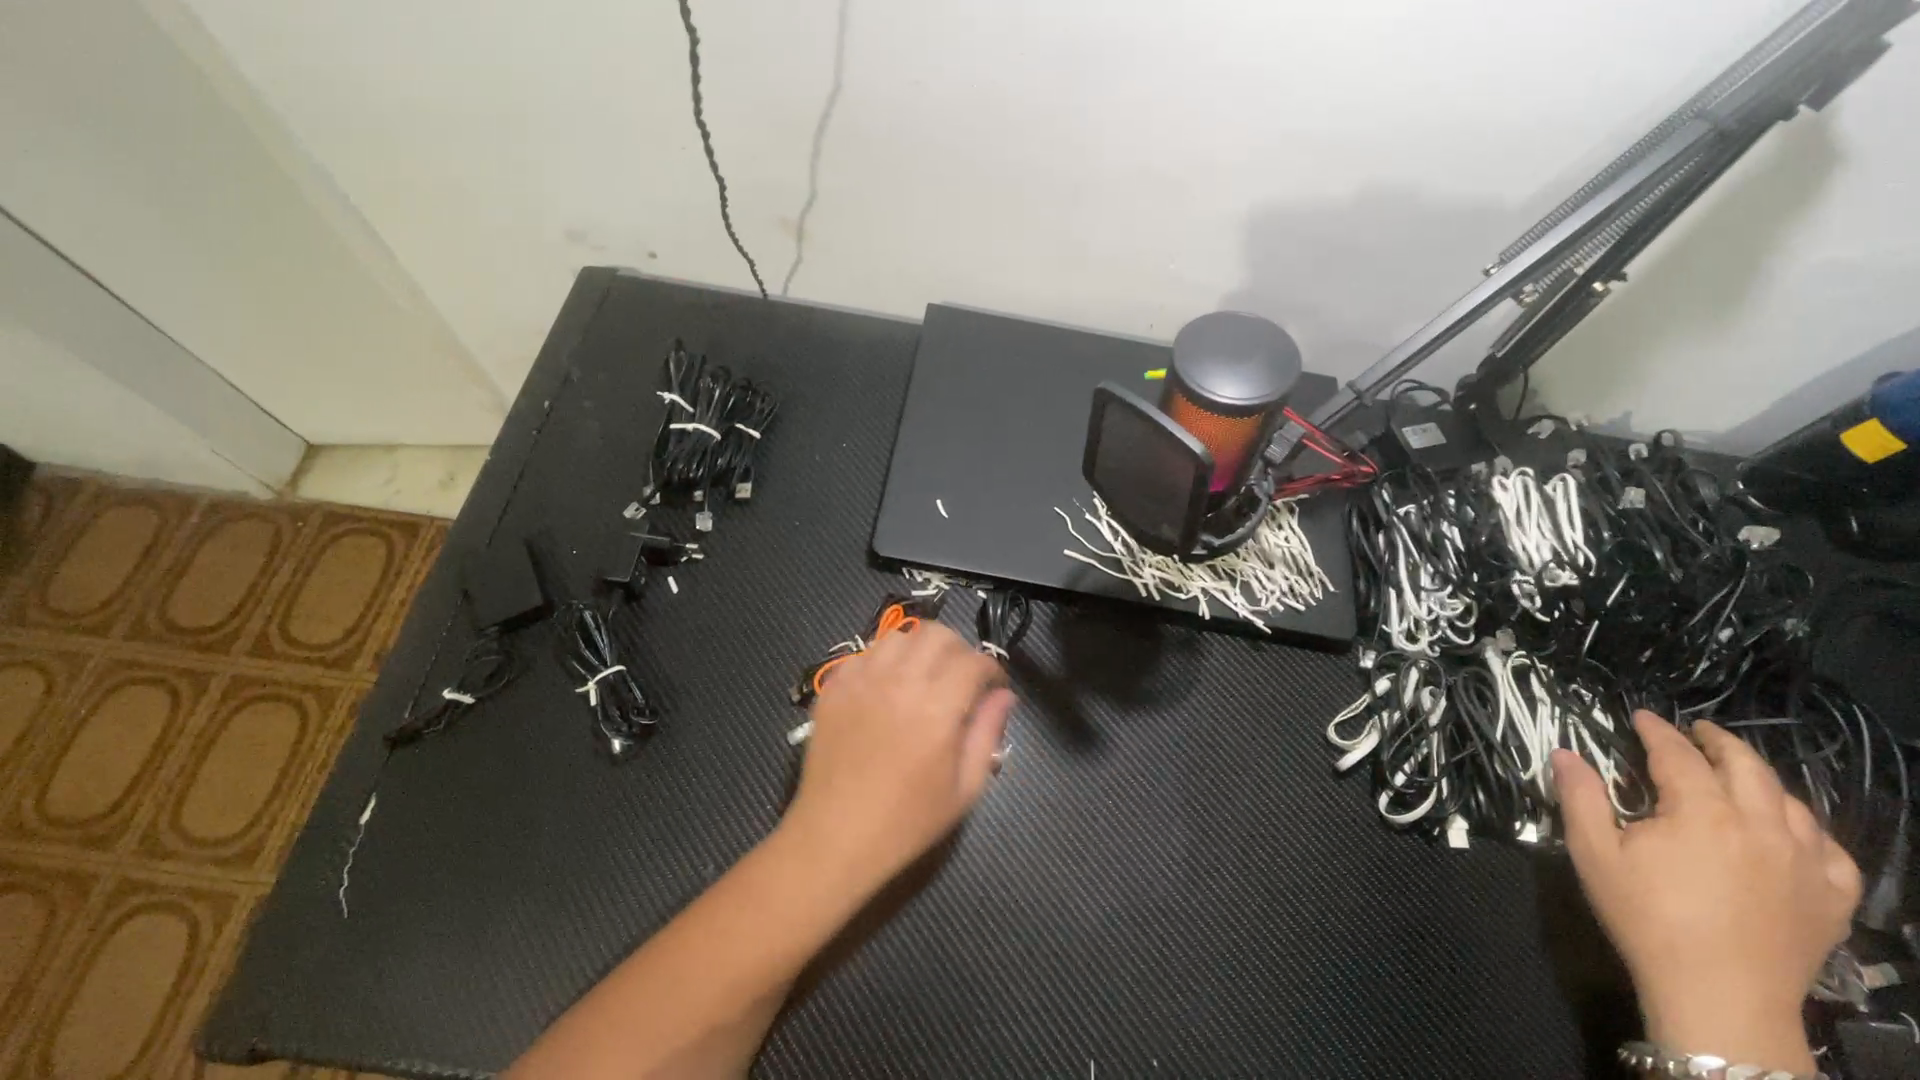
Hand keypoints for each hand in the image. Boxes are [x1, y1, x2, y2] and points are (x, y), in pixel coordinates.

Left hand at [783, 621, 1013, 893]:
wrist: (835, 838)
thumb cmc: (907, 822)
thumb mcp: (965, 788)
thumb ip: (988, 733)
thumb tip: (1004, 696)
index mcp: (937, 707)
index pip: (974, 661)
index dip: (992, 669)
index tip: (994, 687)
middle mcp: (898, 681)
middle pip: (937, 634)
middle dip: (959, 650)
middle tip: (962, 678)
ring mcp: (860, 680)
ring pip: (898, 636)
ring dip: (919, 649)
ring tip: (924, 677)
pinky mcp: (833, 688)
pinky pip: (863, 654)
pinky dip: (882, 661)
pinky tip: (887, 688)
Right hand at [1555, 712, 1860, 1073]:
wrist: (1718, 995)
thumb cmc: (1646, 919)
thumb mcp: (1595, 855)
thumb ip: (1581, 798)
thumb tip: (1566, 753)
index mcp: (1702, 811)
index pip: (1679, 755)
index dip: (1658, 732)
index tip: (1643, 717)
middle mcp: (1762, 824)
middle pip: (1747, 766)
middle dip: (1719, 742)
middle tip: (1698, 731)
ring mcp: (1807, 860)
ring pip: (1791, 801)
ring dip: (1761, 780)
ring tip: (1740, 775)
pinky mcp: (1833, 895)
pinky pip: (1830, 847)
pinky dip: (1806, 828)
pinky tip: (1790, 832)